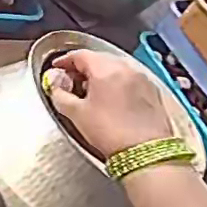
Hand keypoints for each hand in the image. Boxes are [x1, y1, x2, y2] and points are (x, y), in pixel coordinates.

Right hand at [46, 50, 174, 157]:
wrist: (145, 151)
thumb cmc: (111, 132)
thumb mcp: (76, 114)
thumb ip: (60, 95)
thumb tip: (54, 86)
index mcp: (105, 69)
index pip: (80, 55)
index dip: (64, 60)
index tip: (57, 68)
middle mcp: (126, 69)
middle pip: (99, 58)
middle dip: (82, 67)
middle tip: (70, 79)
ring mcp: (142, 79)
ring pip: (115, 68)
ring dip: (100, 74)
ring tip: (89, 91)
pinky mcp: (152, 92)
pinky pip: (129, 79)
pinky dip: (116, 83)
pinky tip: (109, 99)